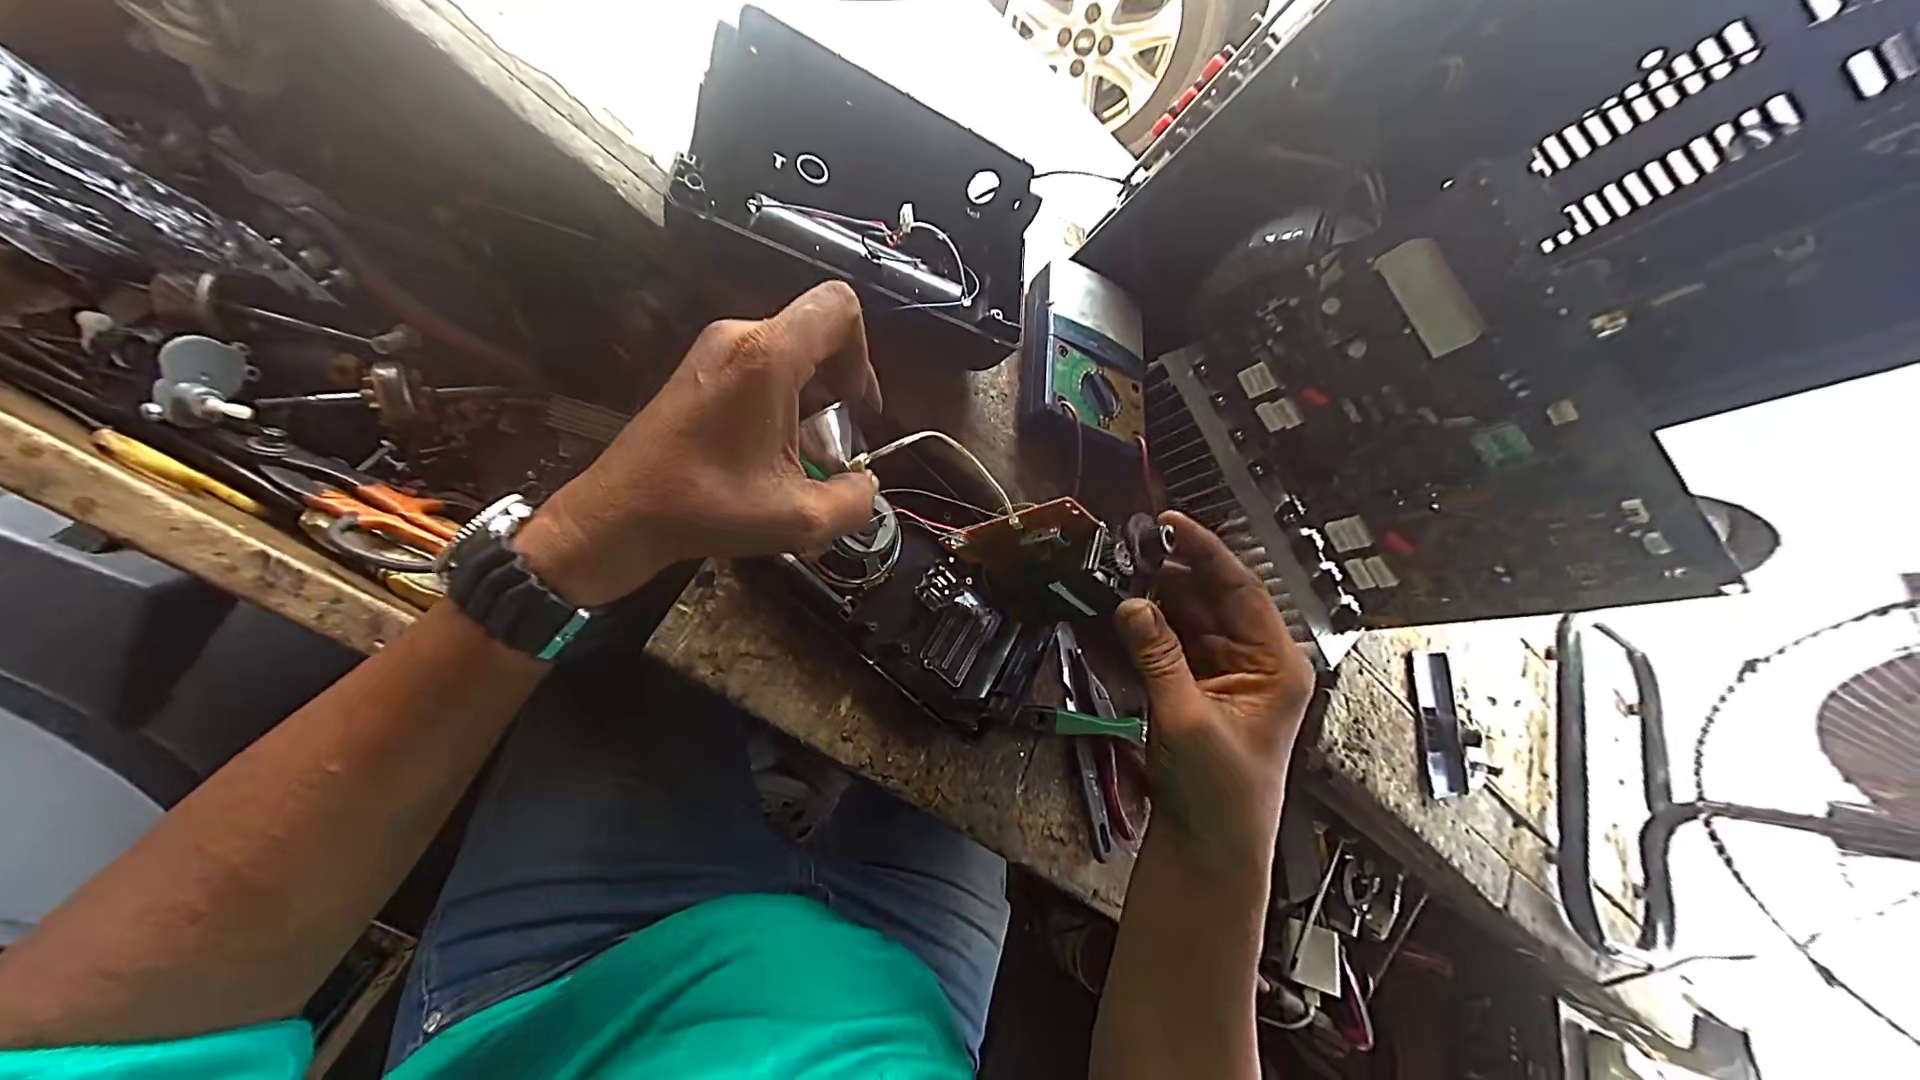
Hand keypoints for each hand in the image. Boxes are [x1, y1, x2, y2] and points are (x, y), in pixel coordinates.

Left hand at [514, 282, 884, 605]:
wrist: (620, 515)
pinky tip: (772, 449)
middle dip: (842, 384)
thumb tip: (866, 484)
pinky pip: (762, 365)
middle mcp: (739, 338)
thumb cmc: (704, 509)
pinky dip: (784, 400)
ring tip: (803, 452)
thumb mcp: (800, 519)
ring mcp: (715, 349)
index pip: (839, 308)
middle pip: (817, 332)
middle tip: (838, 437)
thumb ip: (856, 501)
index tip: (857, 407)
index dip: (864, 355)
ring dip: (813, 398)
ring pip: (791, 351)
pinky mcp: (701, 369)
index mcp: (766, 358)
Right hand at [1114, 511, 1315, 875]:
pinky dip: (1149, 630)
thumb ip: (1158, 656)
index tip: (1171, 524)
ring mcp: (1224, 673)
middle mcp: (1255, 662)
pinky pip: (1173, 644)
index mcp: (1276, 665)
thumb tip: (1133, 605)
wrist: (1207, 847)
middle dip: (1172, 575)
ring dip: (1157, 601)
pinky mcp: (1197, 686)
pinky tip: (1126, 617)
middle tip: (1131, 552)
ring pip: (1189, 619)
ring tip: (1122, 579)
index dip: (1205, 552)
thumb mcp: (1186, 717)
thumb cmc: (1221, 794)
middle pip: (1212, 599)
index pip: (1241, 589)